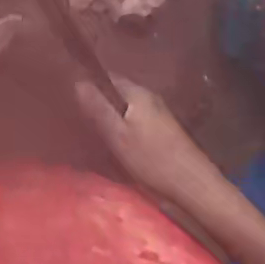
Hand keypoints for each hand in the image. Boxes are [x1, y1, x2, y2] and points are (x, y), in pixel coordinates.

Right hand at [73, 75, 219, 204]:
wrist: (194, 187)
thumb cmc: (152, 160)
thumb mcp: (117, 134)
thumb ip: (97, 107)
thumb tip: (77, 82)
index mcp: (138, 93)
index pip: (106, 75)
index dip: (88, 82)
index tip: (70, 96)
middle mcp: (149, 98)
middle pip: (116, 91)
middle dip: (98, 100)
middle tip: (78, 116)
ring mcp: (158, 114)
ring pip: (125, 107)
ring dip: (110, 116)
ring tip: (92, 131)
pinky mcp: (163, 131)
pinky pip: (134, 120)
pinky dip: (122, 127)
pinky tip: (114, 142)